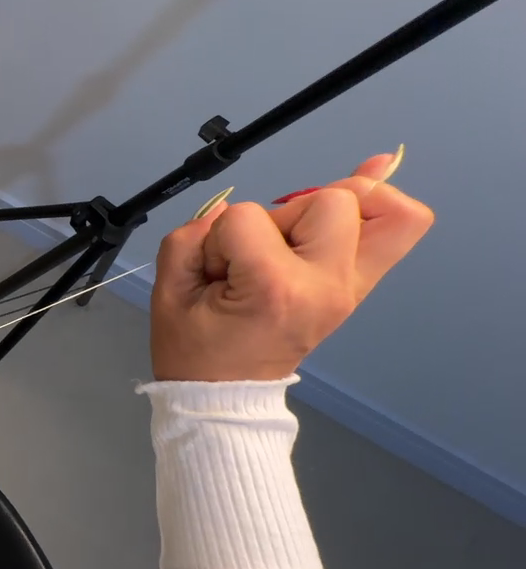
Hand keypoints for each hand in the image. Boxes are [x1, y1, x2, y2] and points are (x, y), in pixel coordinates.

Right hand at [151, 154, 433, 381]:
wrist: (223, 390)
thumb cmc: (190, 347)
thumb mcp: (167, 294)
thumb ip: (187, 240)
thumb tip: (224, 211)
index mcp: (273, 287)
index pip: (245, 218)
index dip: (216, 237)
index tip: (211, 273)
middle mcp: (327, 282)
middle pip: (327, 202)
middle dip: (280, 215)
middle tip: (256, 250)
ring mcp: (352, 284)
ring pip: (378, 205)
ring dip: (330, 206)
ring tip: (298, 230)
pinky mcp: (360, 283)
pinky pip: (400, 227)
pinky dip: (381, 202)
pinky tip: (369, 178)